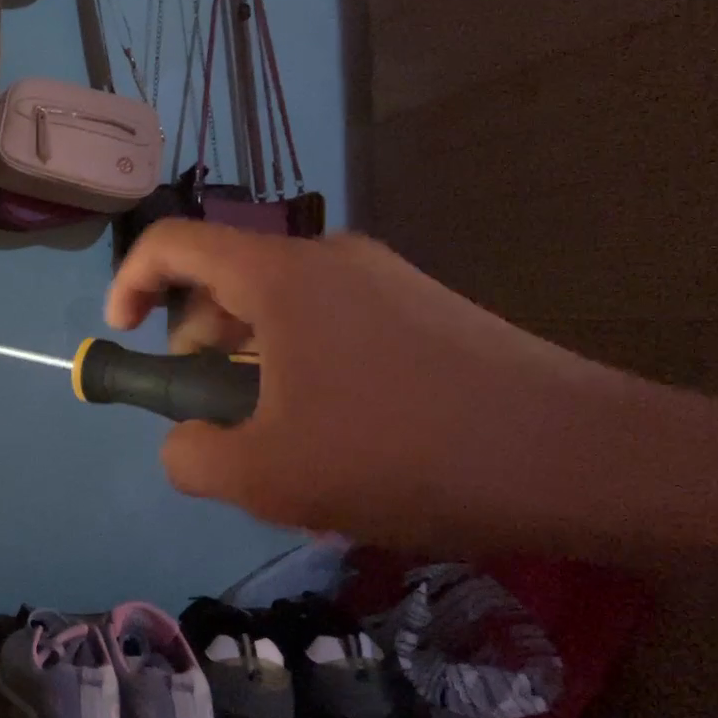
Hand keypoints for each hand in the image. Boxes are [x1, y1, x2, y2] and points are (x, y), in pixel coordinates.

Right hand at [106, 220, 647, 553]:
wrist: (591, 460)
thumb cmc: (404, 452)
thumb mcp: (267, 475)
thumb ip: (190, 457)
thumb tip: (183, 443)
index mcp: (276, 274)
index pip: (170, 241)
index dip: (127, 282)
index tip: (126, 335)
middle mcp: (325, 258)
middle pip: (223, 279)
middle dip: (196, 345)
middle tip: (212, 412)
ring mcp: (382, 279)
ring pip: (279, 311)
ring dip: (253, 369)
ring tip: (281, 445)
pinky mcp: (426, 308)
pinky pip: (333, 327)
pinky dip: (306, 371)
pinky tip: (342, 444)